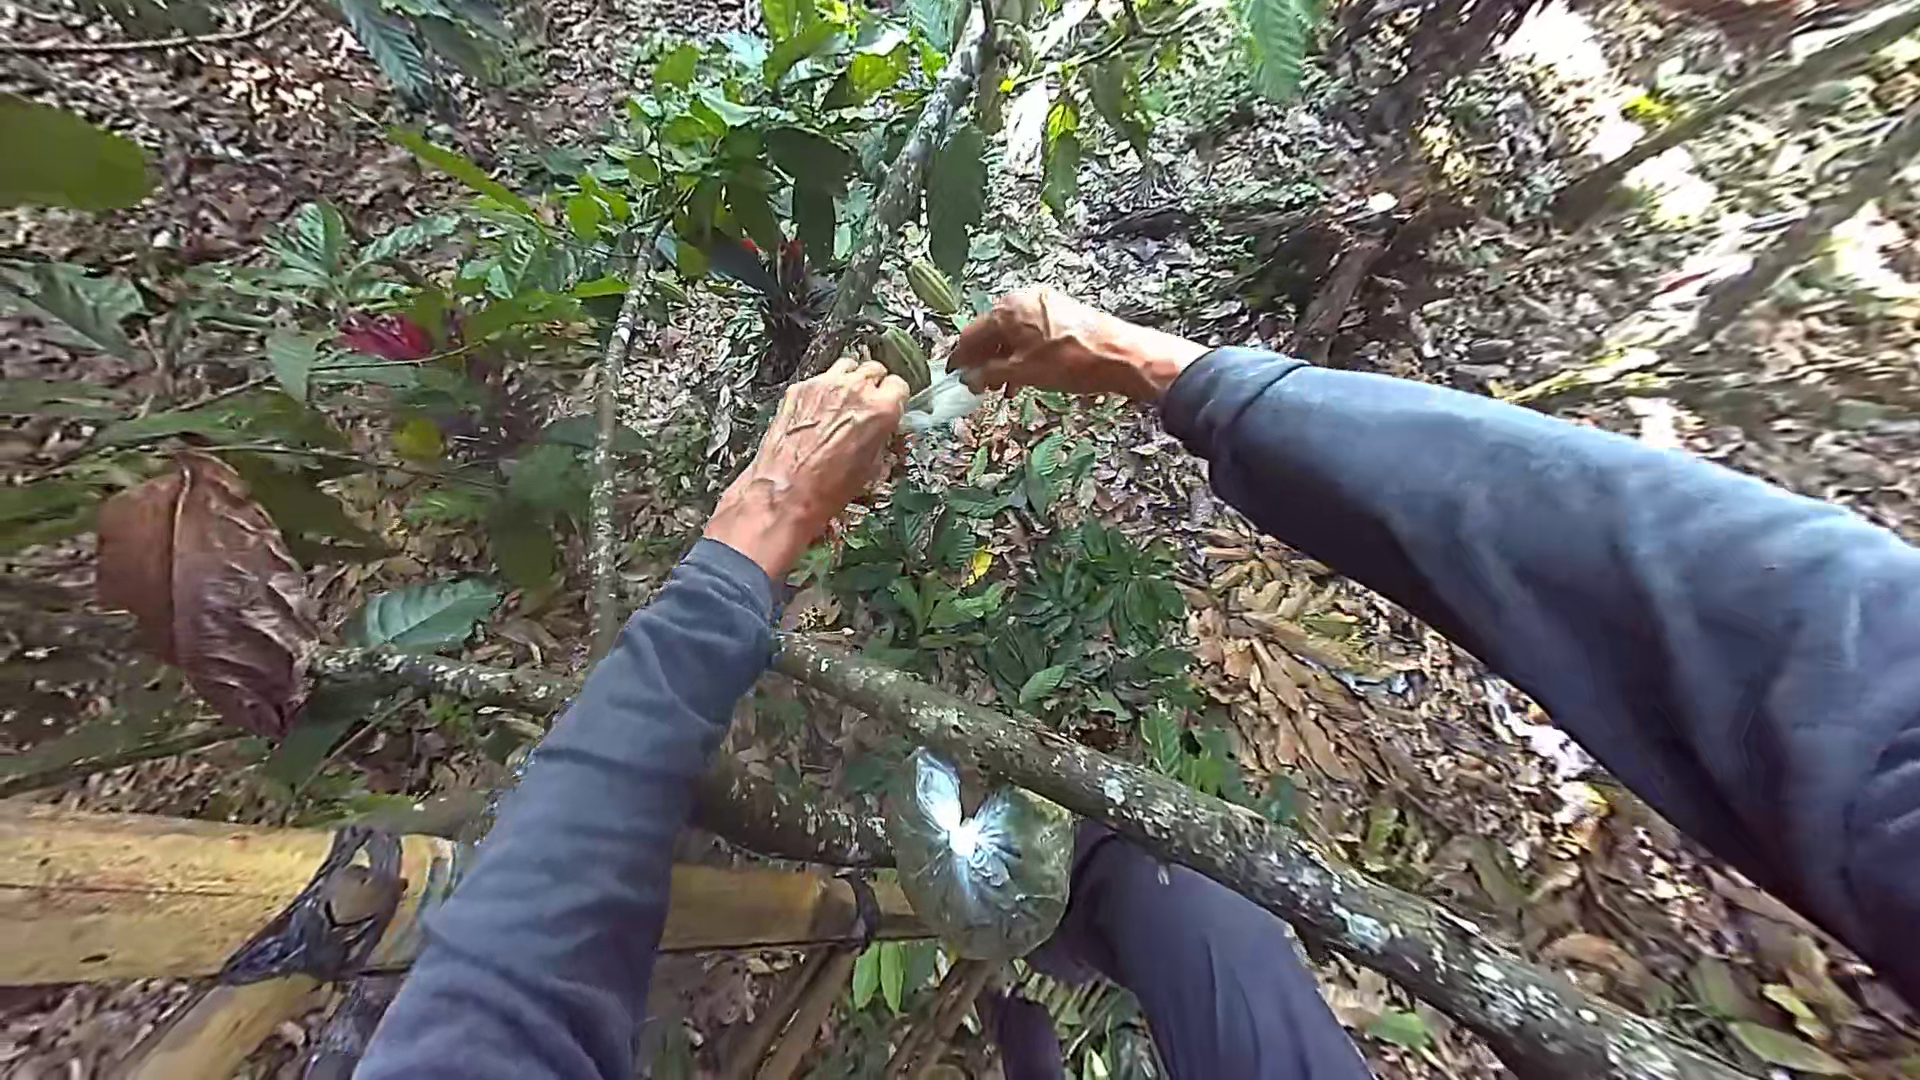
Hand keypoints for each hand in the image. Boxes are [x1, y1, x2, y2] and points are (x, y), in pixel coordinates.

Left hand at [704, 357, 908, 579]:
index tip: (891, 407)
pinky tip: (821, 411)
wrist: (787, 490)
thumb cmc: (828, 487)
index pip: (899, 385)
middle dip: (874, 386)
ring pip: (847, 366)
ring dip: (851, 380)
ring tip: (846, 402)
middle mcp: (854, 390)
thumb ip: (882, 437)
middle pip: (874, 370)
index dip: (896, 399)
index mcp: (880, 410)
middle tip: (869, 404)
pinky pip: (820, 379)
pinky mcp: (799, 388)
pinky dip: (825, 389)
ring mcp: (824, 385)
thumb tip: (882, 430)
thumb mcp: (872, 467)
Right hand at [947, 287, 1208, 402]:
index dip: (960, 358)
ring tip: (1001, 388)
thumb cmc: (1069, 363)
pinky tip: (1022, 377)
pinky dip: (1020, 354)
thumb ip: (990, 374)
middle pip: (990, 332)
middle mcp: (1023, 299)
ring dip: (1002, 361)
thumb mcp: (1023, 372)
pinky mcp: (1059, 313)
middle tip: (978, 387)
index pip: (971, 334)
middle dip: (983, 361)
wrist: (1119, 355)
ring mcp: (1043, 304)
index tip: (954, 376)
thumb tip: (969, 378)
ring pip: (1010, 334)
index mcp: (1008, 309)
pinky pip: (1029, 333)